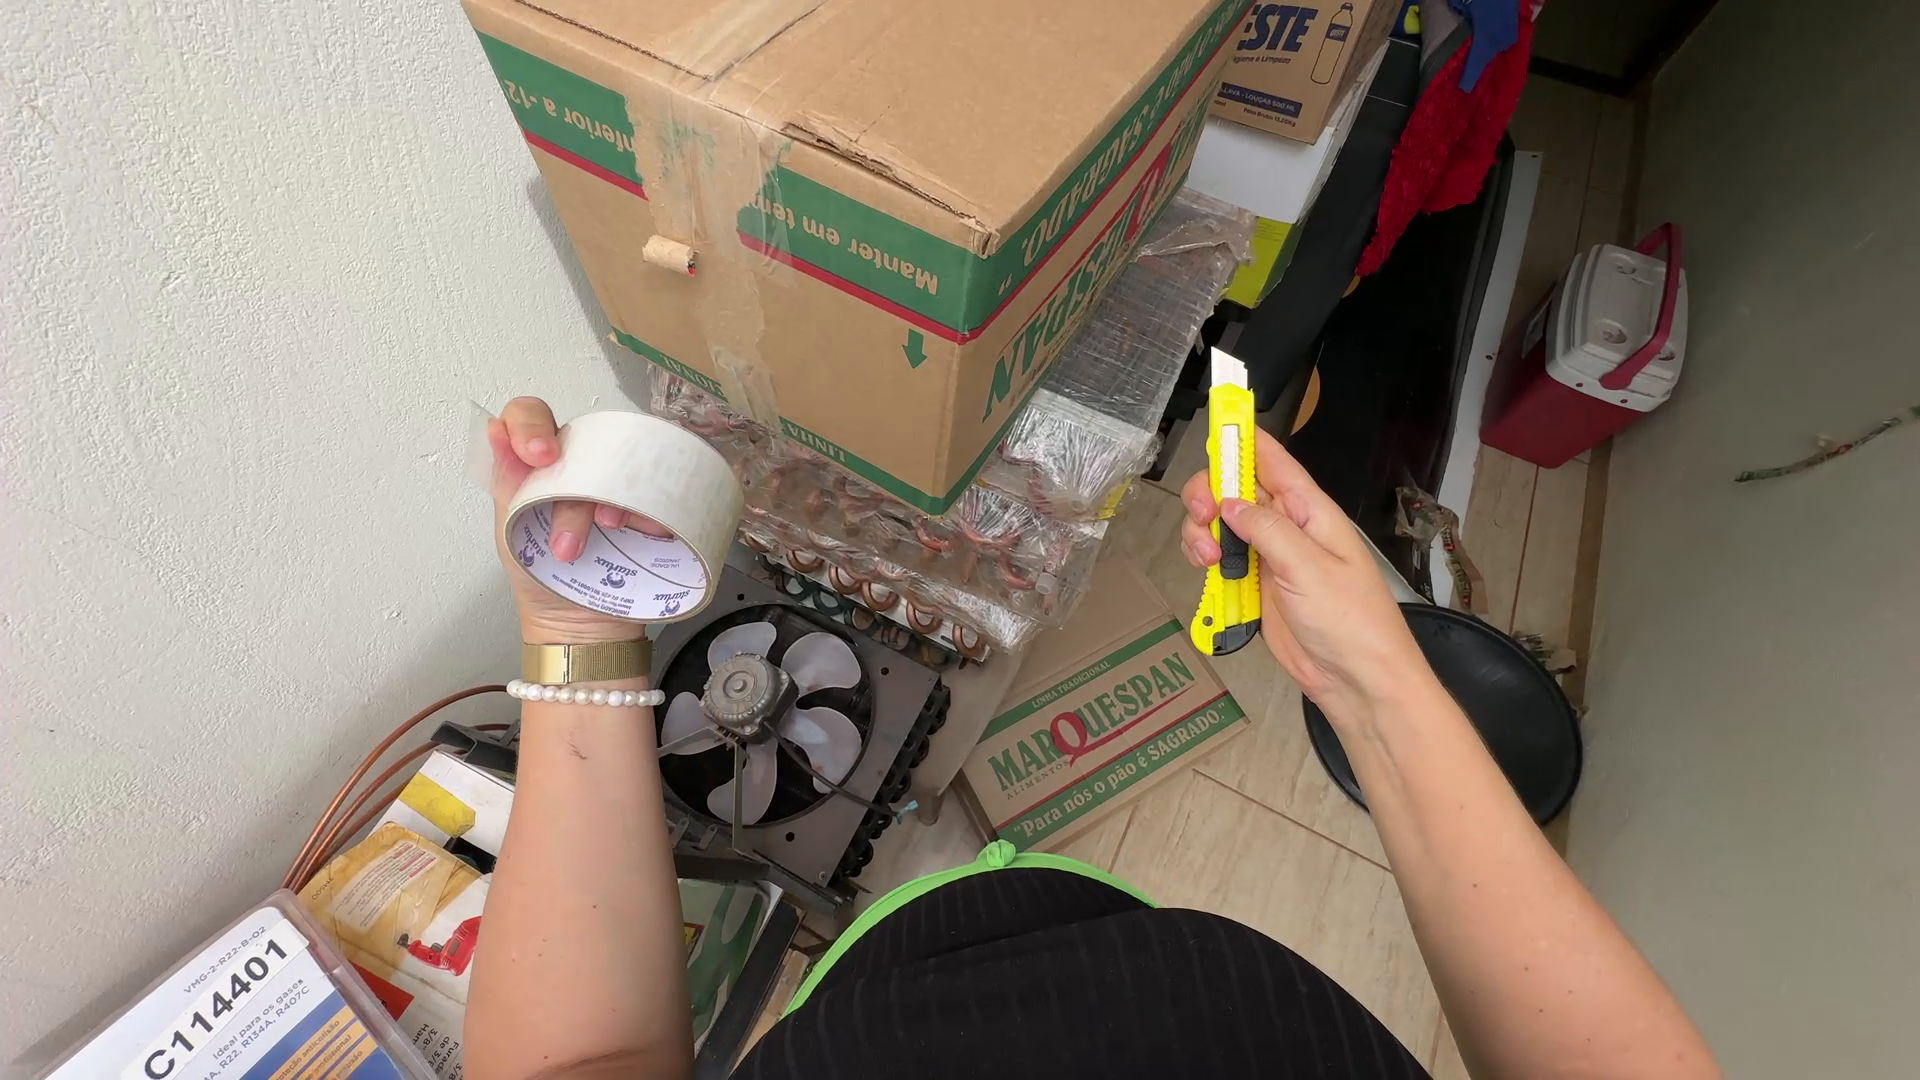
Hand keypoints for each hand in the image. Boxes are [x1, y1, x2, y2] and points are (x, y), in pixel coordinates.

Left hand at [488, 397, 667, 644]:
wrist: (582, 622)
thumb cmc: (539, 576)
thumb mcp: (511, 529)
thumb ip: (506, 481)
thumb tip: (495, 431)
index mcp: (537, 465)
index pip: (531, 415)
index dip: (533, 424)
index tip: (539, 455)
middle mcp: (579, 465)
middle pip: (584, 444)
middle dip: (579, 487)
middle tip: (576, 535)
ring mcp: (617, 484)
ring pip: (622, 465)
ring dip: (616, 496)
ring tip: (611, 533)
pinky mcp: (650, 504)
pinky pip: (659, 489)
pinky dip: (651, 509)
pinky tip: (648, 532)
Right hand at [1180, 429, 1432, 730]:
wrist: (1355, 680)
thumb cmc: (1351, 622)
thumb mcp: (1310, 568)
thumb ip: (1267, 530)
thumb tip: (1229, 503)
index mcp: (1309, 511)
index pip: (1272, 460)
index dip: (1242, 438)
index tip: (1213, 424)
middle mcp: (1285, 526)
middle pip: (1233, 489)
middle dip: (1208, 496)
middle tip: (1202, 518)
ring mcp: (1266, 555)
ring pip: (1218, 523)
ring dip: (1200, 532)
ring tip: (1205, 559)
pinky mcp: (1251, 583)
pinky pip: (1217, 557)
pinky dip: (1202, 559)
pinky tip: (1205, 573)